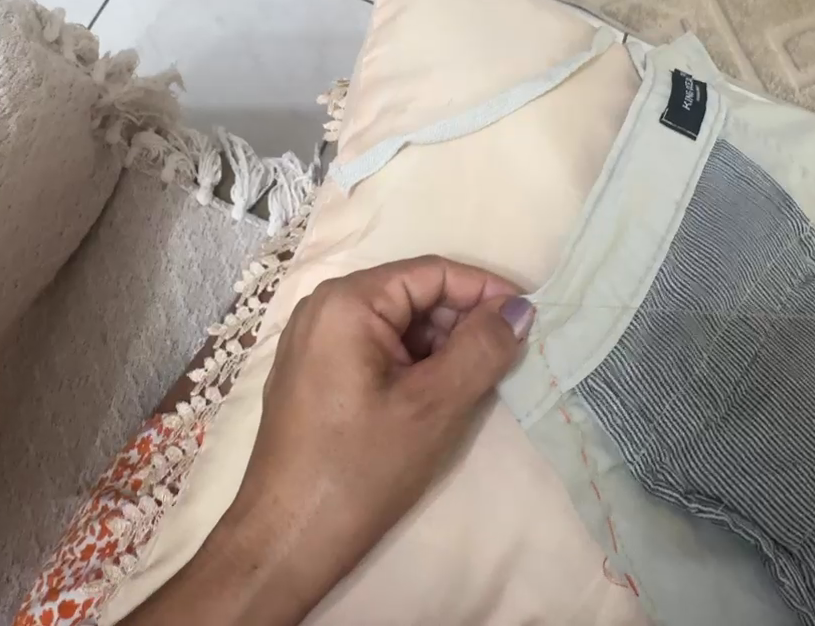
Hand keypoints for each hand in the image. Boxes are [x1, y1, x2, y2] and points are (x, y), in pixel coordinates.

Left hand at [127, 256, 533, 625]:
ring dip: (440, 343)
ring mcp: (314, 337)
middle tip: (507, 356)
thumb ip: (481, 348)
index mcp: (347, 301)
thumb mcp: (434, 406)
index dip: (485, 289)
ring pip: (396, 322)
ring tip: (476, 379)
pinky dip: (412, 360)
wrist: (284, 542)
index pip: (432, 272)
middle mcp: (324, 305)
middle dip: (462, 319)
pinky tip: (436, 393)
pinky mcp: (313, 368)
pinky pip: (374, 345)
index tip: (529, 317)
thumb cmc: (361, 469)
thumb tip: (519, 308)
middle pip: (412, 293)